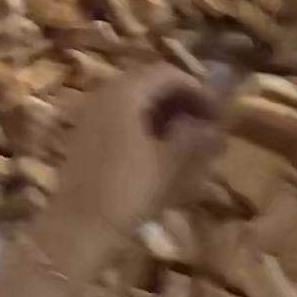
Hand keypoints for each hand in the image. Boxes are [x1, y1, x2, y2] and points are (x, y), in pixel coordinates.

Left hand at [29, 65, 221, 282]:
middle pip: (149, 81)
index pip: (168, 73)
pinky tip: (158, 147)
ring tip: (187, 138)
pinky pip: (120, 113)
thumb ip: (193, 137)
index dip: (197, 90)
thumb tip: (211, 125)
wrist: (79, 223)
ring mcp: (92, 110)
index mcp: (126, 91)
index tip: (217, 115)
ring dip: (162, 111)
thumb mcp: (169, 163)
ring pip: (134, 98)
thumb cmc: (128, 190)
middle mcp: (105, 92)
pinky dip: (143, 121)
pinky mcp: (86, 130)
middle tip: (204, 125)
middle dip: (180, 99)